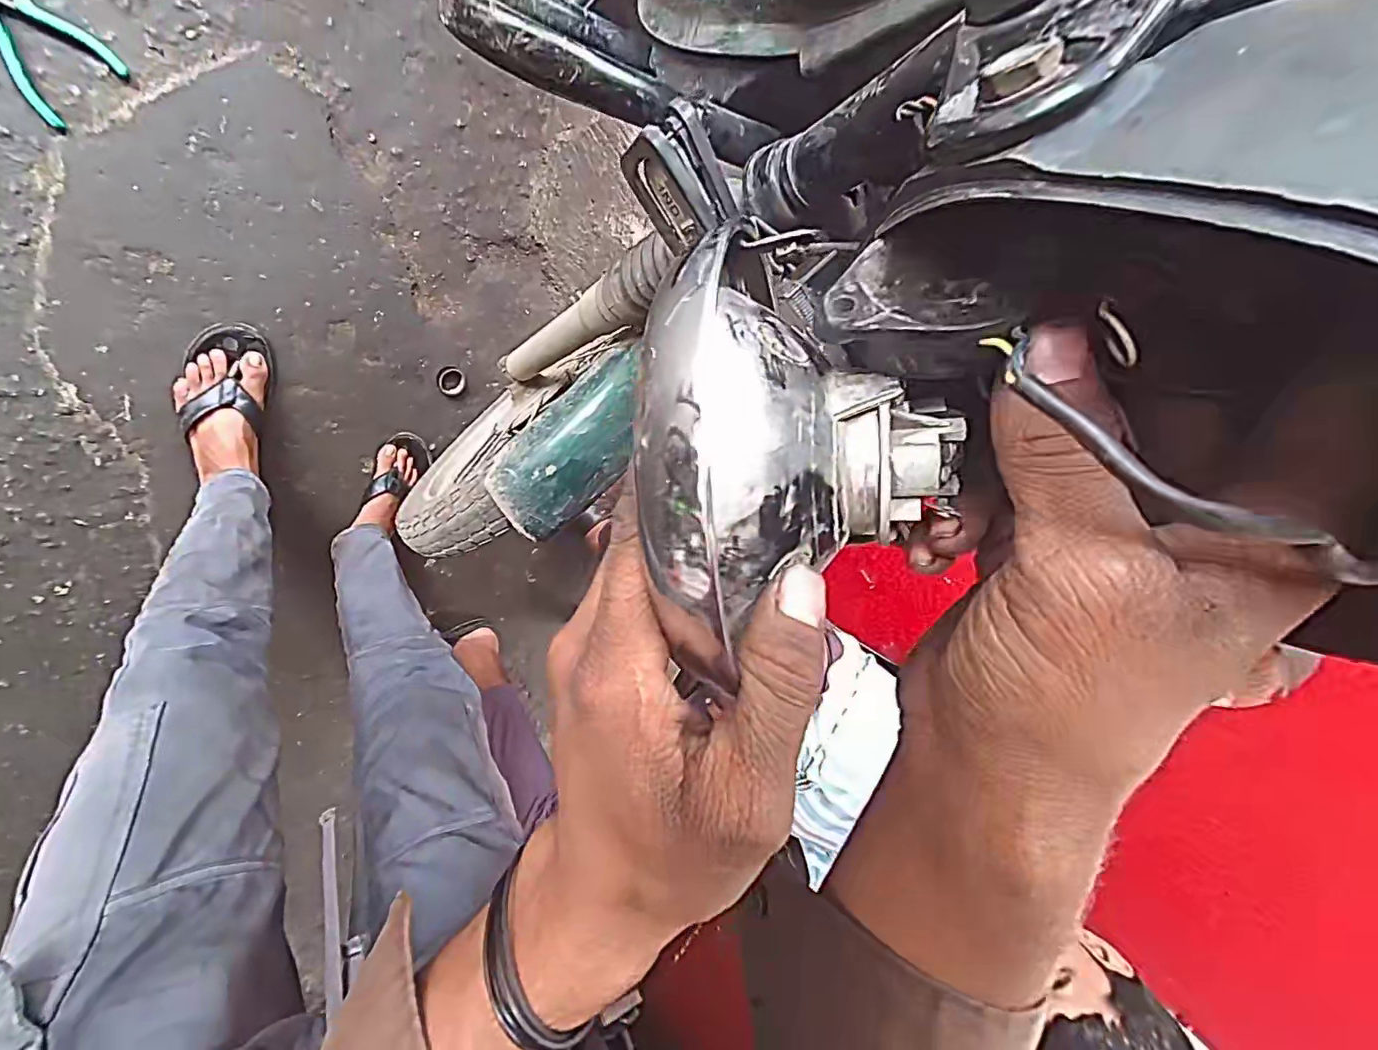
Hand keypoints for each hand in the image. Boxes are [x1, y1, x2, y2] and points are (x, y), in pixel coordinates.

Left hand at [419, 490, 830, 1040]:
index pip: (639, 543)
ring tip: (742, 636)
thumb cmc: (672, 855)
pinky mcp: (588, 667)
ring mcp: (578, 655)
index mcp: (615, 666)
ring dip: (694, 590)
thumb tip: (799, 589)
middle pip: (642, 555)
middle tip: (761, 584)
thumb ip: (780, 683)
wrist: (605, 893)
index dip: (684, 506)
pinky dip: (676, 615)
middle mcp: (582, 647)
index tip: (730, 483)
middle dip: (704, 555)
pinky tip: (713, 655)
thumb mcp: (751, 783)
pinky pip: (632, 609)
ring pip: (639, 579)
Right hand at [828, 320, 1377, 1008]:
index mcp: (1276, 532)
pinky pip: (1021, 470)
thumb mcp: (1076, 567)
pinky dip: (980, 484)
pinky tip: (953, 525)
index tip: (1168, 280)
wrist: (981, 752)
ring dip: (1013, 448)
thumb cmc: (1063, 703)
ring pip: (1081, 432)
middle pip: (1176, 396)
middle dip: (1093, 386)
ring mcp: (1121, 524)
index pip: (1323, 387)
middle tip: (1027, 373)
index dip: (1260, 324)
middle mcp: (1209, 519)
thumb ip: (1060, 454)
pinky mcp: (1049, 531)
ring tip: (972, 495)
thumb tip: (1039, 360)